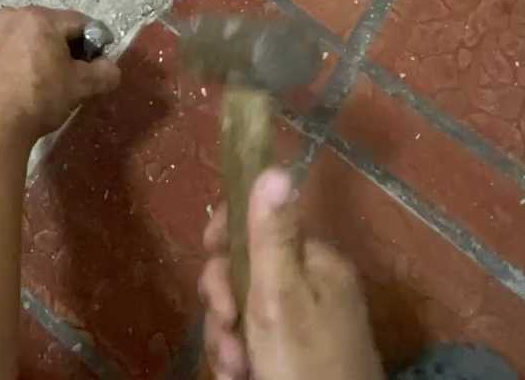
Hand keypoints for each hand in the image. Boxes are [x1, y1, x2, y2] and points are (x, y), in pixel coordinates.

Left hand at [0, 5, 120, 148]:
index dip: (96, 38)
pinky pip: (11, 46)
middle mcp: (14, 15)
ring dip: (43, 50)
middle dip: (67, 45)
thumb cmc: (40, 98)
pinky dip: (22, 57)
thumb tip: (110, 69)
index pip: (79, 22)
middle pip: (52, 26)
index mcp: (40, 17)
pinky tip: (26, 80)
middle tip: (76, 69)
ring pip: (30, 36)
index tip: (103, 55)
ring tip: (50, 77)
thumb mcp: (81, 86)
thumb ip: (104, 72)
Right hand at [200, 169, 381, 379]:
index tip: (206, 250)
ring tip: (233, 368)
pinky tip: (237, 379)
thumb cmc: (304, 367)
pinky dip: (237, 357)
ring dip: (225, 335)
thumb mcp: (280, 296)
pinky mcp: (293, 359)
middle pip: (245, 267)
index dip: (227, 232)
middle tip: (224, 324)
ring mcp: (305, 326)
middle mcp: (314, 288)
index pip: (261, 221)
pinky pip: (251, 340)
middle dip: (222, 297)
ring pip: (242, 308)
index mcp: (318, 264)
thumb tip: (275, 167)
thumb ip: (271, 233)